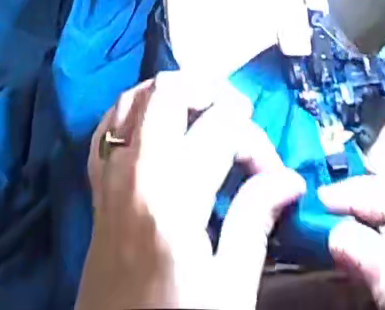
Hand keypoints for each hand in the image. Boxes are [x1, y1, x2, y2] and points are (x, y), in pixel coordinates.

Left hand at [76, 72, 305, 309]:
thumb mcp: (229, 292)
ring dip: (171, 94)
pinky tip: (159, 127)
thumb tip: (289, 179)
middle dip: (211, 93)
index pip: (222, 128)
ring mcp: (108, 185)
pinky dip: (134, 114)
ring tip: (204, 113)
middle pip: (168, 93)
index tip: (273, 176)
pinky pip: (106, 131)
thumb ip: (254, 223)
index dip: (257, 142)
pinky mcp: (95, 198)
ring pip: (132, 100)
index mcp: (172, 202)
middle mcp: (134, 179)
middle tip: (239, 120)